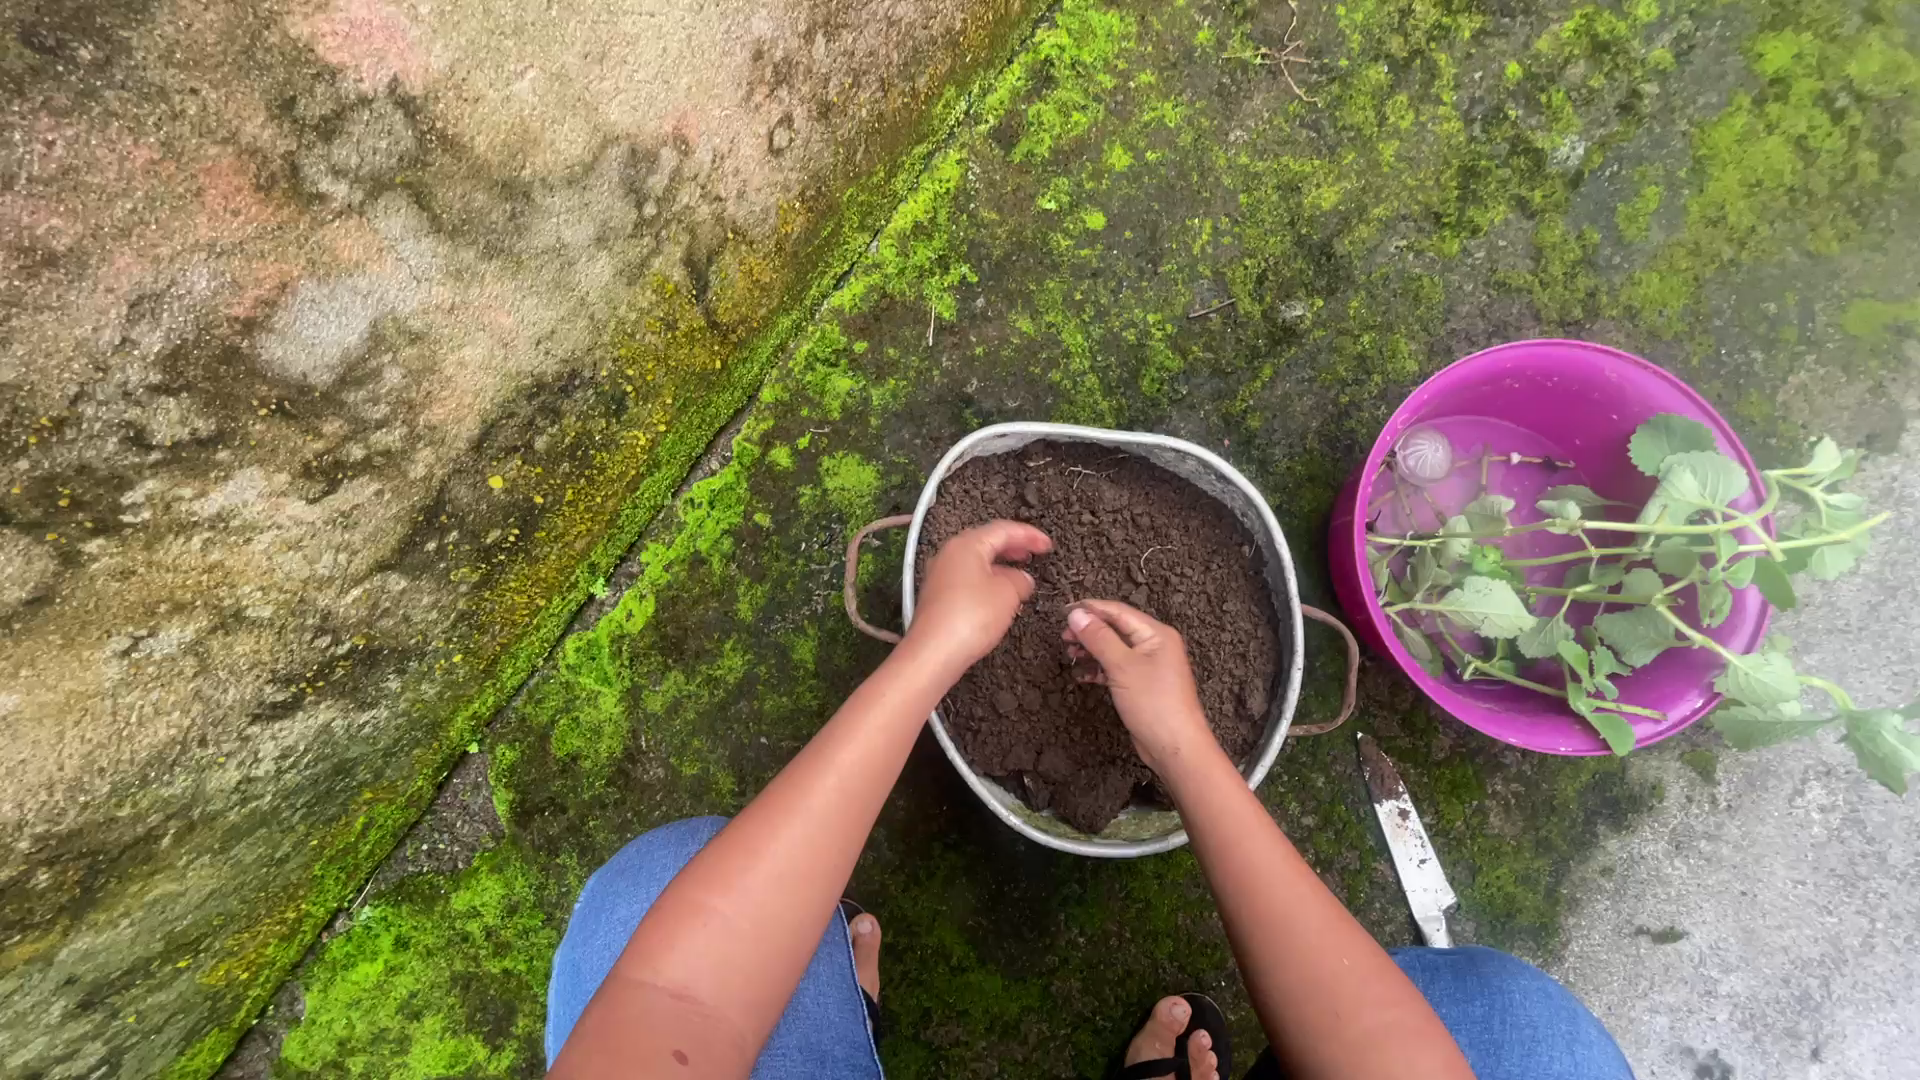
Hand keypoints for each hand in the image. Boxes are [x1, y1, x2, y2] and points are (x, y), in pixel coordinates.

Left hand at [906, 520, 1052, 672]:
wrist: (933, 652)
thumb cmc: (970, 617)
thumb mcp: (1007, 594)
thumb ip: (1020, 580)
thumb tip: (1022, 578)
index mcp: (966, 544)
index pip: (1003, 530)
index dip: (1029, 535)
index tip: (1047, 544)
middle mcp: (949, 554)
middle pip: (986, 542)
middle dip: (1012, 547)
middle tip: (1033, 553)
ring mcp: (940, 575)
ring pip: (976, 562)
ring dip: (1000, 566)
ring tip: (1019, 576)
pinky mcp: (937, 596)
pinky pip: (967, 579)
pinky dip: (986, 581)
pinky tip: (998, 596)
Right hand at [1063, 600, 1221, 774]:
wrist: (1175, 747)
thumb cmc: (1154, 703)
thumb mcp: (1122, 666)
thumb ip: (1098, 637)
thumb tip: (1075, 614)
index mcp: (1155, 633)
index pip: (1118, 611)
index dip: (1090, 609)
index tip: (1063, 612)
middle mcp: (1153, 644)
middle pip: (1115, 628)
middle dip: (1088, 630)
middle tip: (1064, 637)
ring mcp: (1148, 665)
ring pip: (1113, 648)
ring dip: (1091, 649)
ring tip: (1070, 655)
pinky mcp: (1140, 684)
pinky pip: (1115, 667)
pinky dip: (1098, 668)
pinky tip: (1082, 675)